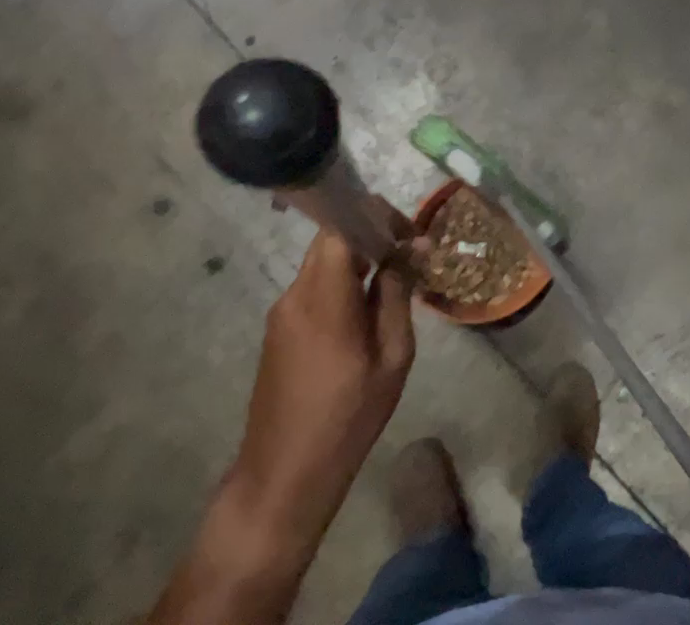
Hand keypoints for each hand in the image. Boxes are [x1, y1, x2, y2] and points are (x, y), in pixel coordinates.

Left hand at [150, 214, 427, 624]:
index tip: (410, 234)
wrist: (285, 472)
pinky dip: (343, 287)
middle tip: (411, 258)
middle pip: (331, 242)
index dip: (375, 216)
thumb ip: (397, 296)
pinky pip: (315, 290)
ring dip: (358, 264)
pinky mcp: (279, 331)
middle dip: (372, 238)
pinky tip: (368, 316)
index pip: (340, 226)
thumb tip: (410, 249)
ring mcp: (281, 313)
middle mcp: (294, 294)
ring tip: (396, 287)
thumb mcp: (392, 357)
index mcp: (322, 297)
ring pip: (323, 265)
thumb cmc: (348, 417)